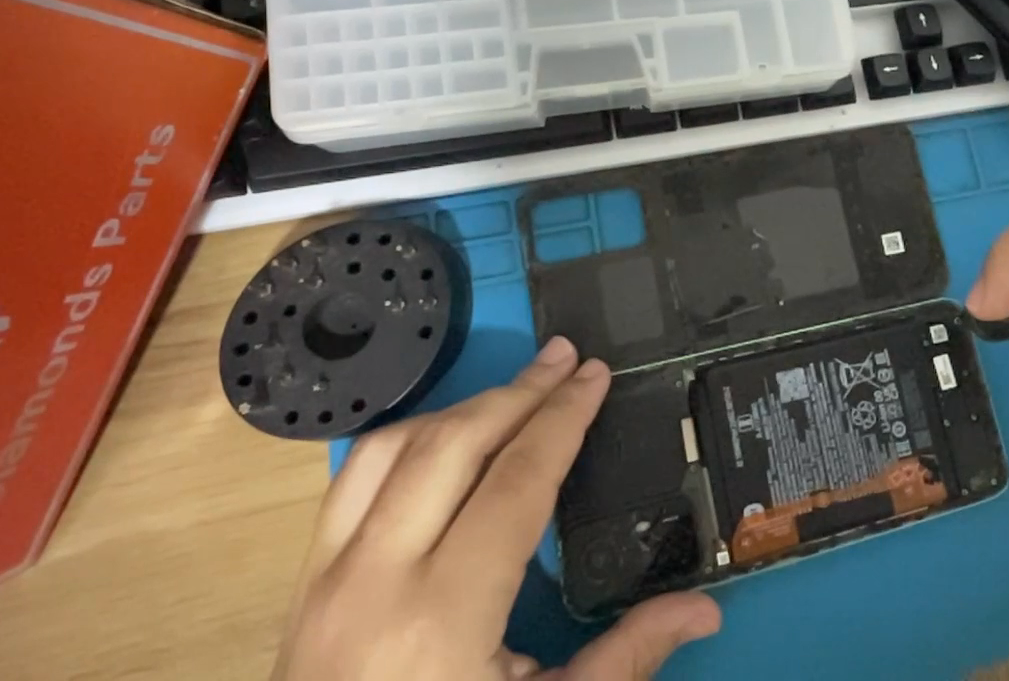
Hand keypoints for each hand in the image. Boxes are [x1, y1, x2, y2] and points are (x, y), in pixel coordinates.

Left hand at [273, 337, 720, 680]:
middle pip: (453, 444)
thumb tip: (705, 609)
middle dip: (519, 390)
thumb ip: (625, 656)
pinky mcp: (303, 582)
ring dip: (463, 406)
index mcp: (445, 616)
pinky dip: (408, 437)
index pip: (517, 479)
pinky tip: (446, 435)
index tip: (594, 375)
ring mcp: (327, 577)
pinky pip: (351, 477)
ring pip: (393, 446)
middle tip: (566, 357)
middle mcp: (377, 579)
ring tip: (518, 390)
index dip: (563, 418)